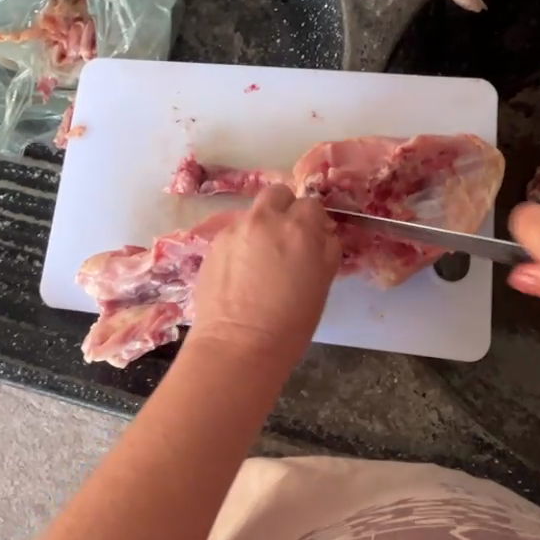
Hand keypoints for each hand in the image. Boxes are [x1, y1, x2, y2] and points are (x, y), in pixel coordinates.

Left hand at [189, 185, 341, 367]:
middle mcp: (265, 219)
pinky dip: (241, 243)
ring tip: (261, 259)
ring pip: (253, 213)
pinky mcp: (214, 243)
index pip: (311, 204)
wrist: (237, 346)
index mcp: (299, 228)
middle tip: (286, 237)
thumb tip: (324, 235)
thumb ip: (325, 251)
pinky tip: (240, 271)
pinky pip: (234, 232)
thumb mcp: (322, 285)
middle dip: (285, 208)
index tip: (313, 238)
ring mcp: (236, 229)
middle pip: (278, 193)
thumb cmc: (290, 324)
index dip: (313, 221)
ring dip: (261, 226)